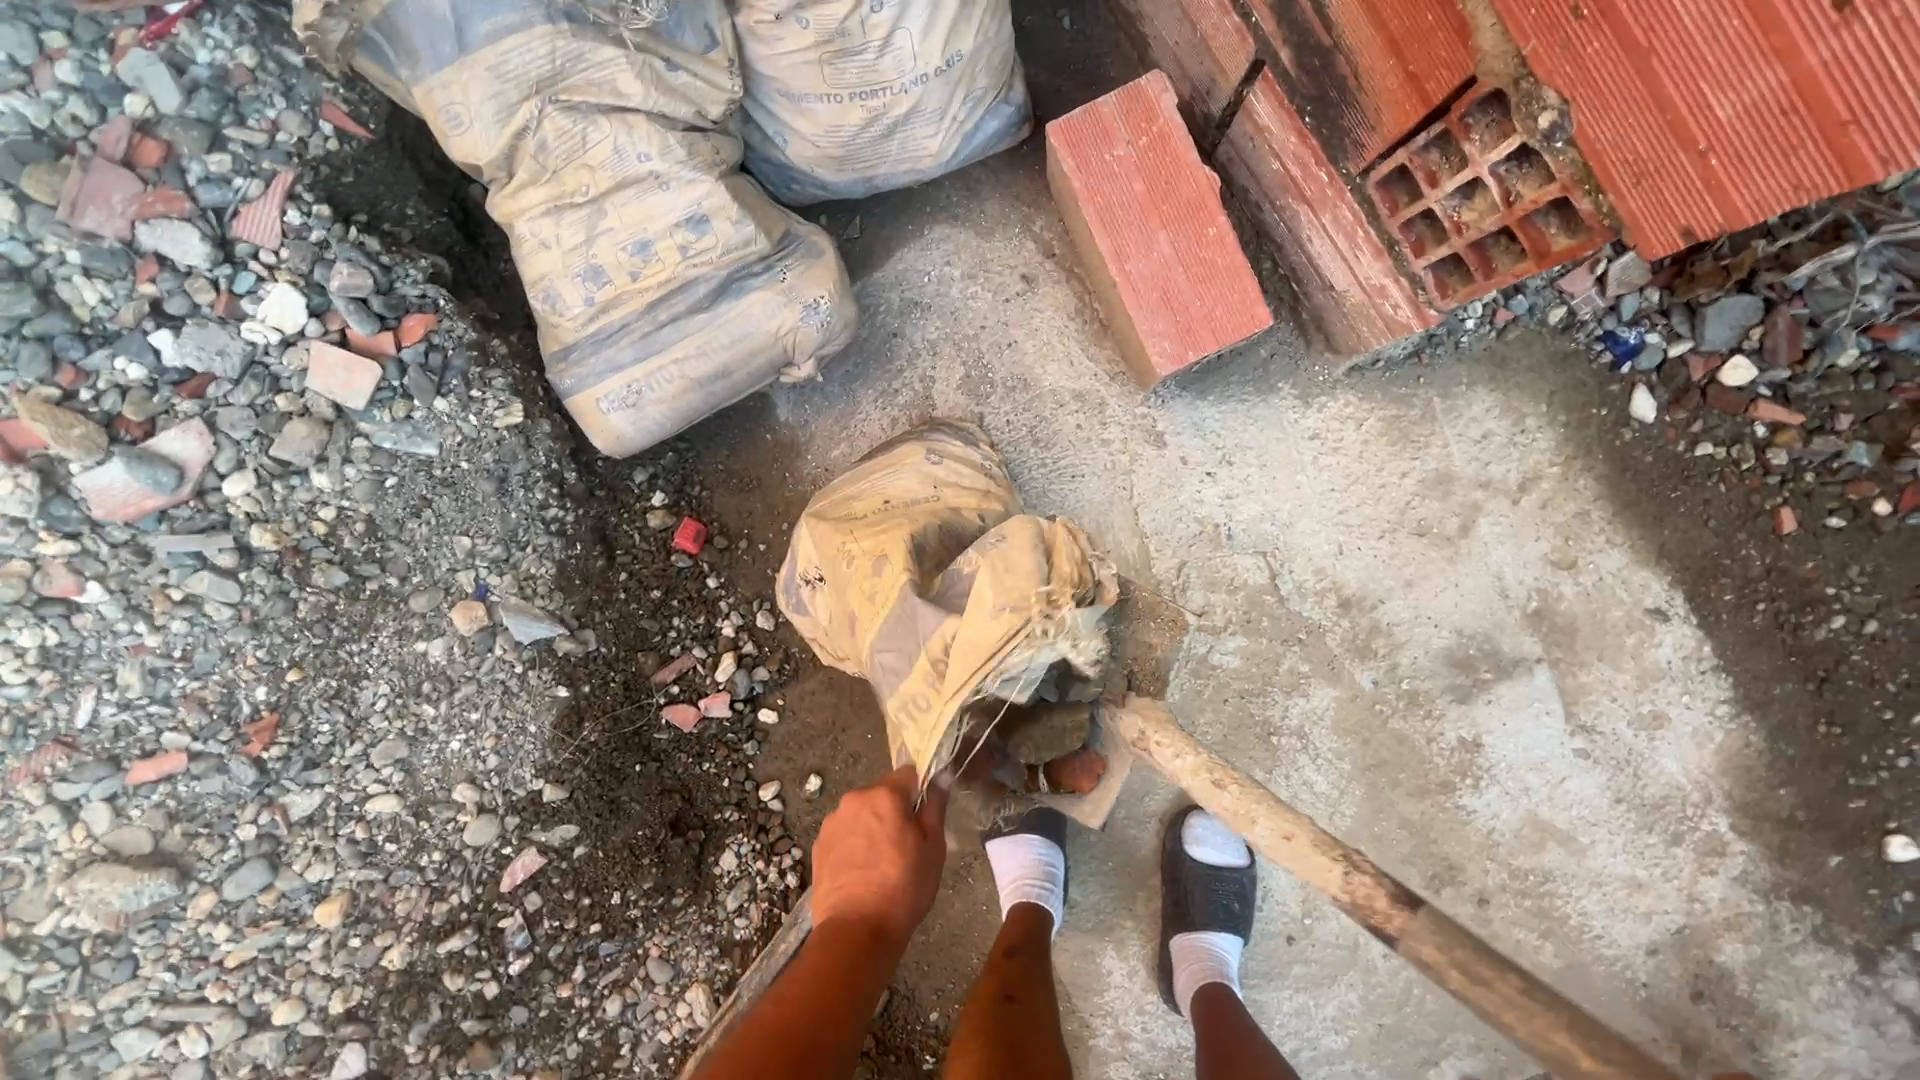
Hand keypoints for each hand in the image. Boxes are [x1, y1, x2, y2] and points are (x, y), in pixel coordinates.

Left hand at [810, 765, 949, 947]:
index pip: (908, 774)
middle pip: (882, 793)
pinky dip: (854, 844)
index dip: (920, 793)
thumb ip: (935, 807)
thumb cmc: (904, 887)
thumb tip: (940, 777)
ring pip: (861, 814)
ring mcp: (832, 823)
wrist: (856, 930)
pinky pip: (844, 834)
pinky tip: (862, 872)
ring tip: (881, 863)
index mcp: (884, 794)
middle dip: (894, 811)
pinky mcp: (818, 846)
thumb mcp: (933, 848)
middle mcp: (853, 800)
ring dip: (872, 826)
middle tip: (906, 846)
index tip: (923, 819)